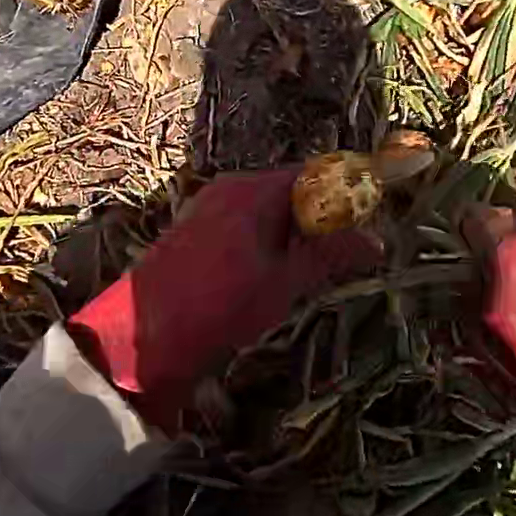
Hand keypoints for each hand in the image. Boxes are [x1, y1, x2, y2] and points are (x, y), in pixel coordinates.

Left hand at [69, 170, 377, 430]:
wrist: (138, 342)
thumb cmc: (217, 305)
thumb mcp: (283, 282)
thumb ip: (330, 256)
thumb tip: (377, 241)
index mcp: (250, 191)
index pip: (311, 174)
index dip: (344, 189)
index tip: (370, 211)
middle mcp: (229, 190)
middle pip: (290, 190)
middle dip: (322, 216)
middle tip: (346, 248)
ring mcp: (209, 210)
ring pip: (268, 211)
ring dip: (296, 232)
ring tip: (314, 267)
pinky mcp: (196, 233)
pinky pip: (246, 225)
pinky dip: (270, 241)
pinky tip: (276, 274)